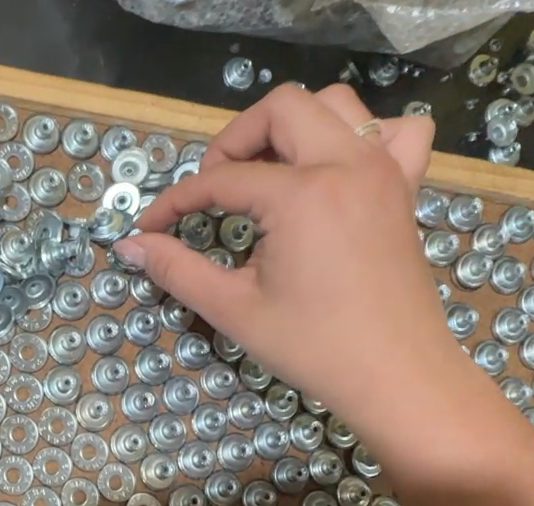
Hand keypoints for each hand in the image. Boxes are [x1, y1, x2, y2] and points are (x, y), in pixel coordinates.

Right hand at [113, 84, 449, 422]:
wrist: (393, 370)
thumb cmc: (309, 344)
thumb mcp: (231, 308)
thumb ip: (176, 269)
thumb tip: (130, 245)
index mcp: (302, 194)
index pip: (221, 178)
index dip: (174, 202)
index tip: (148, 228)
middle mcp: (346, 164)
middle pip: (281, 109)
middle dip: (232, 142)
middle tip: (208, 190)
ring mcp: (383, 169)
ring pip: (334, 106)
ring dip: (289, 128)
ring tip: (262, 173)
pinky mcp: (404, 186)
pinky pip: (393, 131)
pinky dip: (359, 137)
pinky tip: (333, 171)